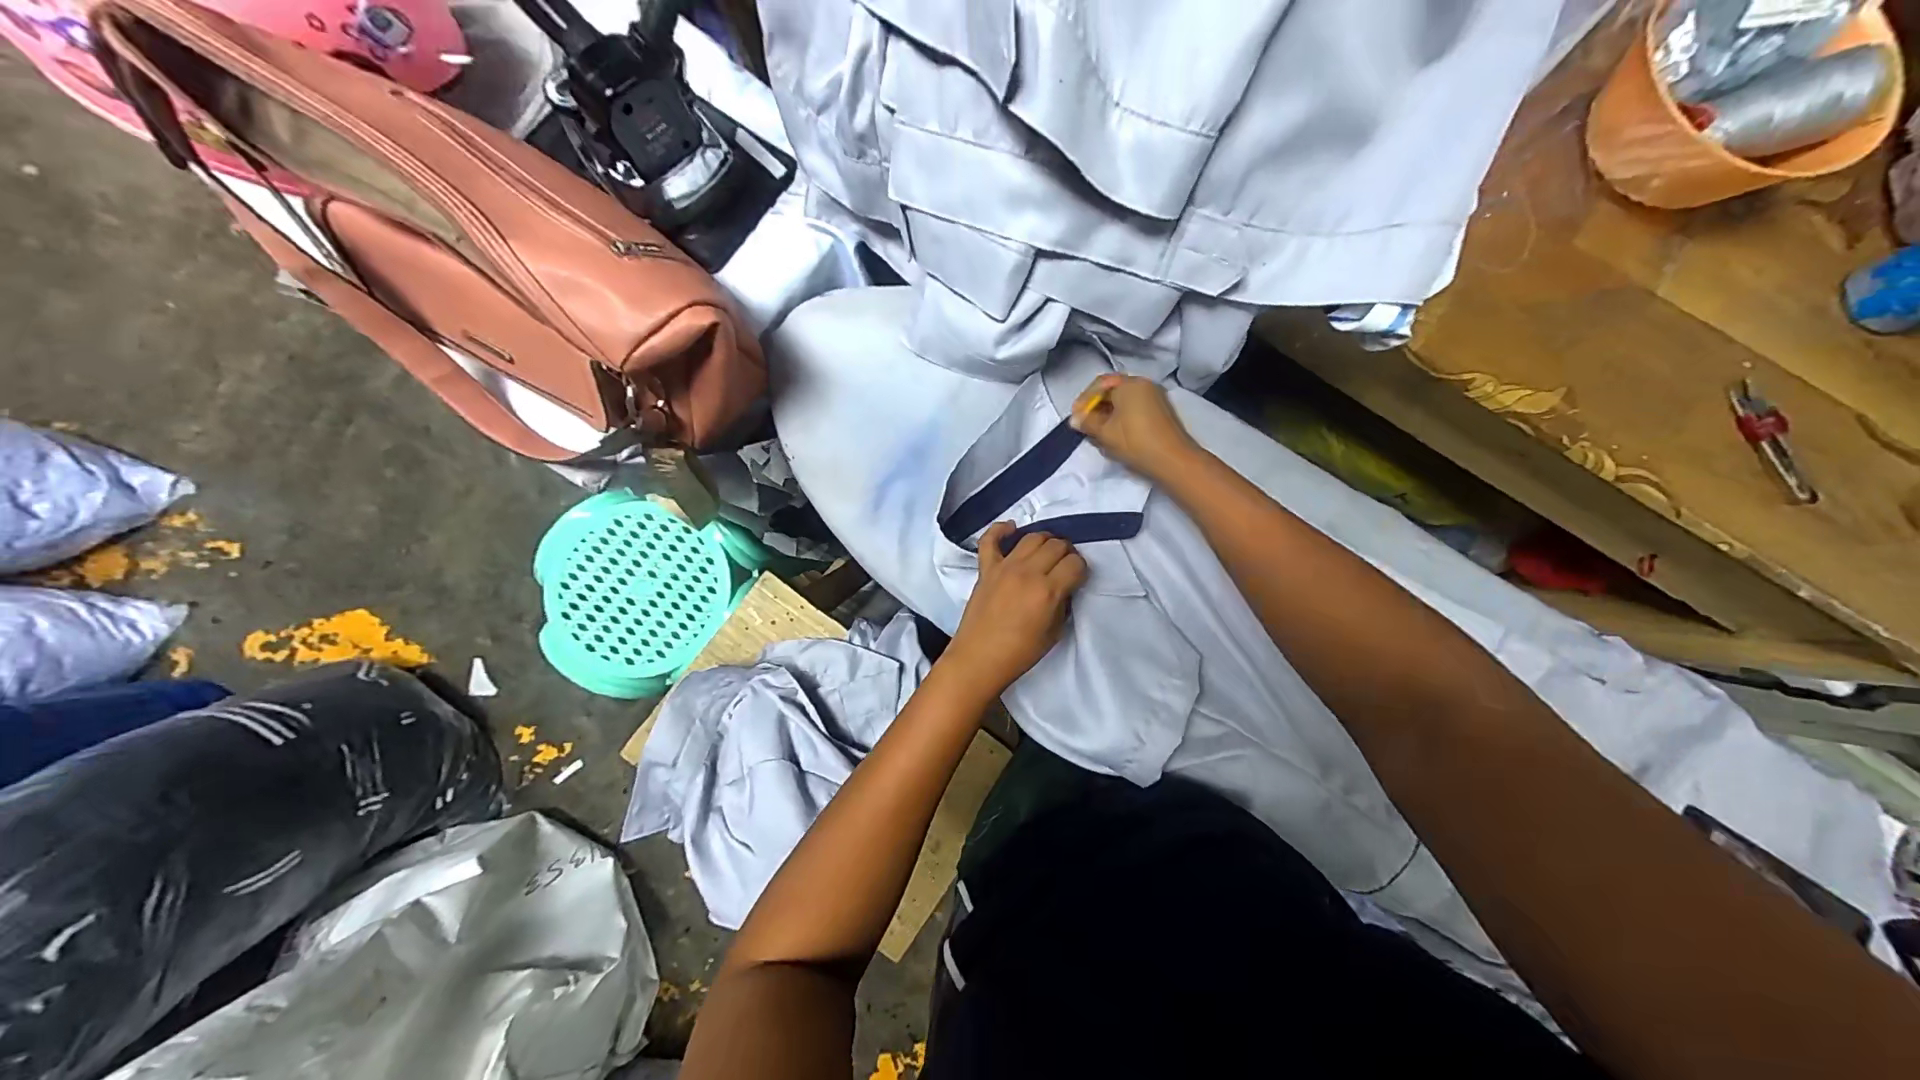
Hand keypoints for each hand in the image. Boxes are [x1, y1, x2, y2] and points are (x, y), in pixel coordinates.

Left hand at [944, 523, 1088, 691]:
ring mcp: (1004, 567)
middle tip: (1065, 566)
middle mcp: (1028, 572)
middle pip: (1056, 545)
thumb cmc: (1020, 653)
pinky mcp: (985, 568)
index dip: (1081, 569)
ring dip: (1045, 541)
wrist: (979, 659)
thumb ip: (1063, 604)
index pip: (1075, 563)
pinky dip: (1000, 530)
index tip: (1078, 578)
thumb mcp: (1054, 632)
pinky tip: (1011, 529)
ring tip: (1047, 552)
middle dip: (1067, 553)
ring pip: (1031, 537)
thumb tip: (1065, 587)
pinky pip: (990, 540)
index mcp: (1048, 591)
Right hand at [1068, 374, 1203, 483]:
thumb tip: (1075, 419)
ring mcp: (1155, 397)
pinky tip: (1115, 434)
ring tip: (1098, 433)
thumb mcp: (1105, 433)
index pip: (1100, 384)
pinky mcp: (1161, 411)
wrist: (1173, 460)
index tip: (1076, 417)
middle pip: (1113, 391)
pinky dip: (1122, 418)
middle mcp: (1144, 384)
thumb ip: (1087, 422)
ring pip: (1124, 401)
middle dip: (1096, 408)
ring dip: (1108, 415)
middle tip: (1085, 425)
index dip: (1084, 400)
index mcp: (1130, 384)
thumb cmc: (1135, 441)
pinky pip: (1135, 408)